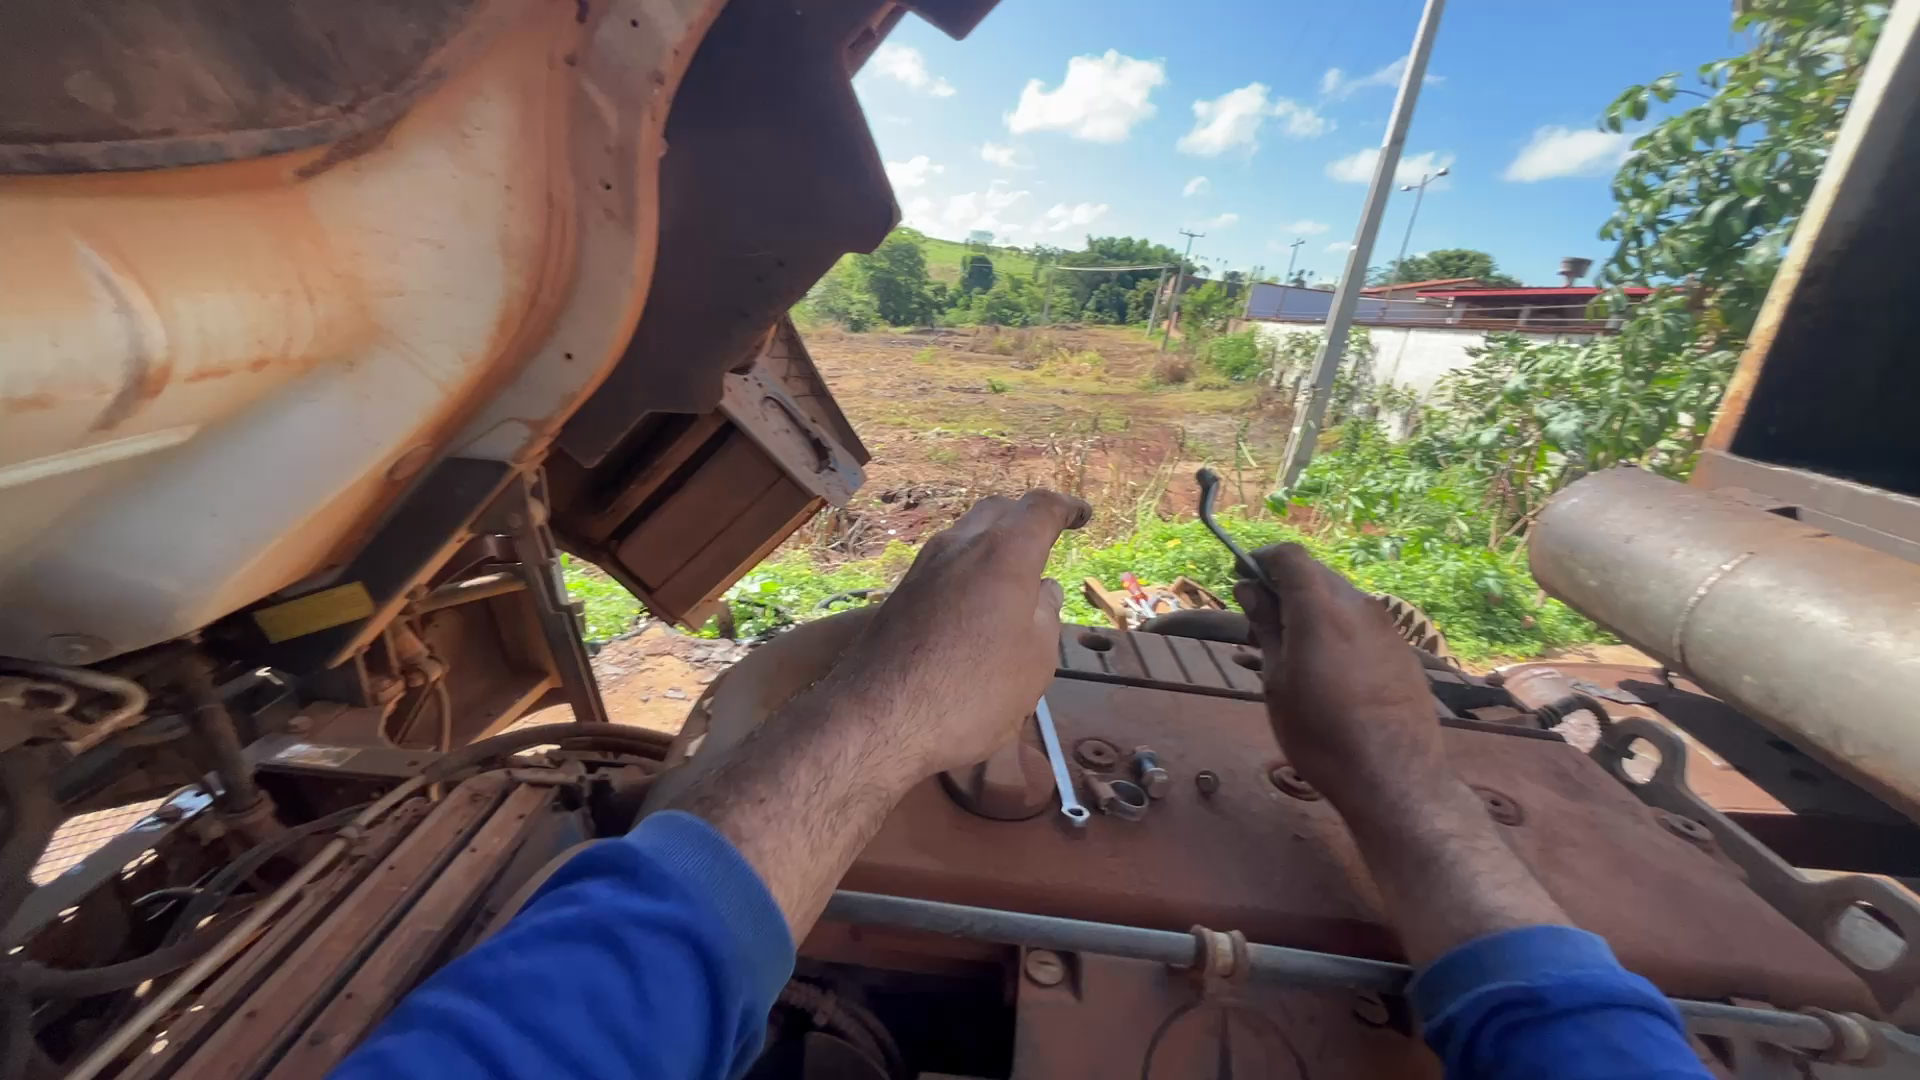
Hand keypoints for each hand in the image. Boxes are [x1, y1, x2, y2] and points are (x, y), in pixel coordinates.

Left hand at [830, 490, 1089, 779]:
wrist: (877, 718)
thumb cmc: (972, 690)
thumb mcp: (1035, 659)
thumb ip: (1045, 614)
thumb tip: (1043, 589)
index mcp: (1003, 552)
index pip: (1040, 508)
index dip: (1066, 507)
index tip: (1082, 515)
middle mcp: (959, 545)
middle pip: (998, 511)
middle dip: (1027, 517)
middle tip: (1049, 537)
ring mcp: (923, 567)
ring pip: (966, 535)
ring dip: (995, 543)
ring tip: (1015, 575)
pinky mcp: (901, 593)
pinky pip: (946, 563)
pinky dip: (970, 567)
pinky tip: (977, 602)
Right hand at [1233, 544, 1446, 806]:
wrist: (1393, 779)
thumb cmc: (1318, 733)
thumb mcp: (1276, 679)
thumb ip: (1265, 625)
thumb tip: (1249, 588)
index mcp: (1321, 610)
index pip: (1289, 557)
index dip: (1259, 560)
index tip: (1240, 580)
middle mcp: (1358, 606)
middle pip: (1314, 574)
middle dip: (1281, 586)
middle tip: (1256, 623)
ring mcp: (1386, 627)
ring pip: (1336, 597)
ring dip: (1306, 608)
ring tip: (1284, 648)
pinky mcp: (1401, 649)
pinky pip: (1357, 621)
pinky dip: (1331, 626)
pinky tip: (1319, 665)